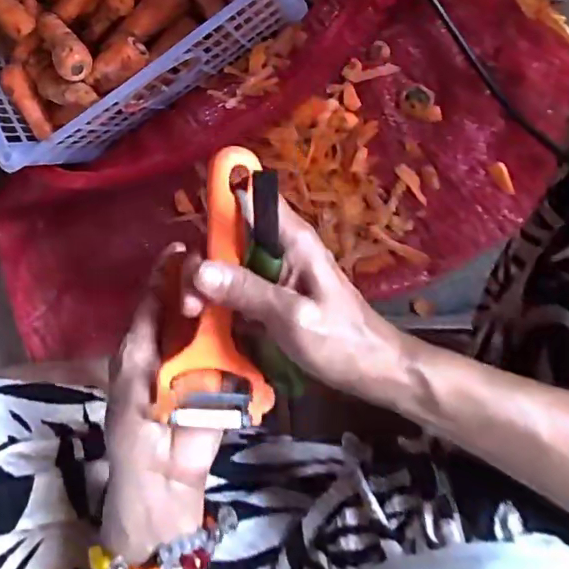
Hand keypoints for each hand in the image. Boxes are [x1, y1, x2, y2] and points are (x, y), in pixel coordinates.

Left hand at [100, 244, 223, 562]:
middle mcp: (175, 345)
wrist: (160, 477)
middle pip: (189, 307)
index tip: (181, 247)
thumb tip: (166, 292)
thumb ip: (151, 331)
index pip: (157, 298)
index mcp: (146, 340)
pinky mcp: (226, 384)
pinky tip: (248, 309)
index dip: (167, 273)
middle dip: (199, 283)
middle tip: (215, 257)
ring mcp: (202, 363)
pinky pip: (234, 354)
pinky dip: (241, 334)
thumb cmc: (134, 421)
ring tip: (233, 274)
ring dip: (220, 303)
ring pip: (212, 324)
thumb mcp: (134, 369)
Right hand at [185, 195, 419, 401]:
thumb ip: (247, 291)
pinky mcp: (268, 292)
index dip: (218, 193)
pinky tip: (205, 320)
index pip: (250, 194)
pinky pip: (233, 284)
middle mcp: (278, 244)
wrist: (378, 375)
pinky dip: (216, 298)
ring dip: (204, 282)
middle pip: (226, 231)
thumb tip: (199, 268)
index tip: (193, 224)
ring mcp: (272, 268)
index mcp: (291, 237)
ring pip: (224, 259)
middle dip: (201, 258)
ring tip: (193, 313)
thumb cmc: (343, 342)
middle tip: (189, 298)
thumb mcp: (293, 318)